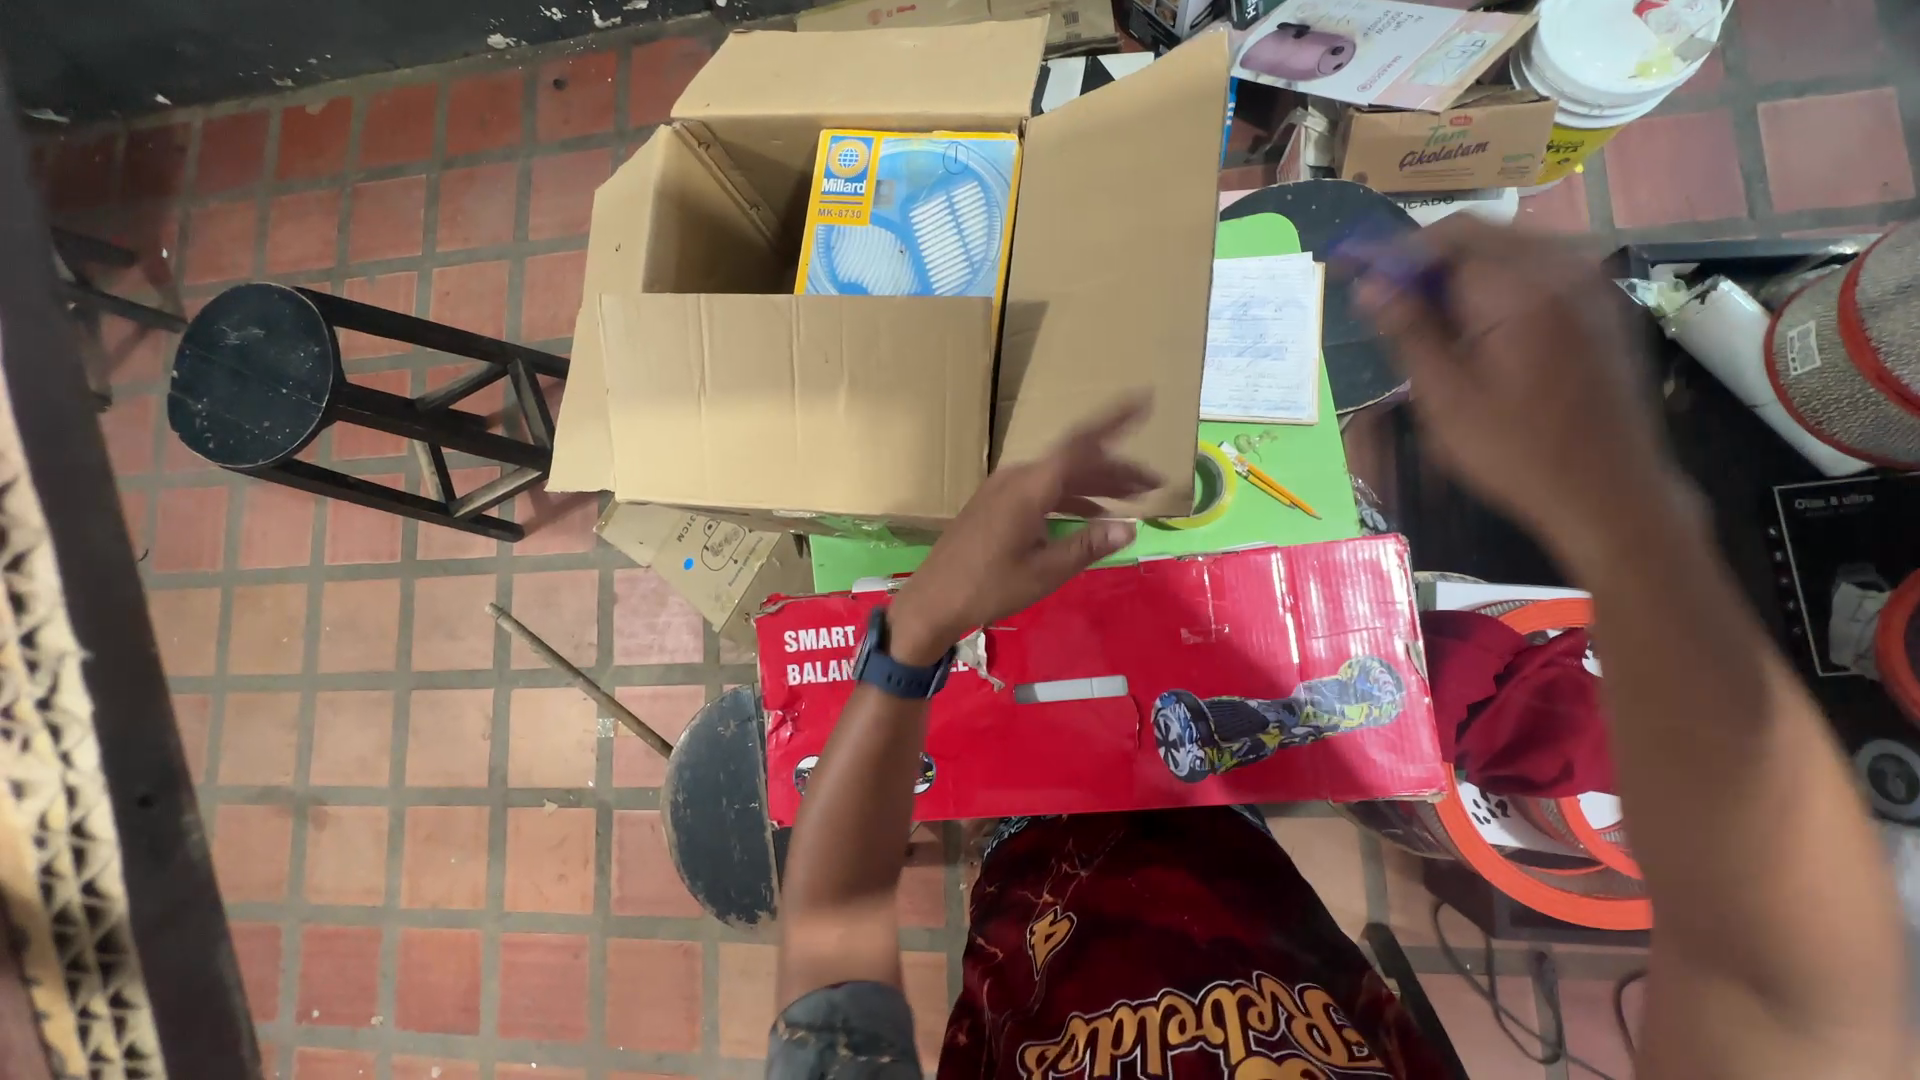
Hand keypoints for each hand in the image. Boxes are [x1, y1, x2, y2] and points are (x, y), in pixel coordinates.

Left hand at [886, 397, 1161, 663]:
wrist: (933, 600)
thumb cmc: (989, 588)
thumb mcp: (1045, 572)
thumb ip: (1087, 546)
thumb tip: (1129, 527)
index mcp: (1030, 487)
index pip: (1081, 444)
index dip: (1116, 421)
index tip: (1145, 401)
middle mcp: (1017, 477)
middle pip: (1075, 460)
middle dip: (1116, 469)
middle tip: (1153, 482)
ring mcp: (1003, 489)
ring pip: (1059, 475)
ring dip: (1095, 484)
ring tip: (1133, 497)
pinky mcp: (995, 503)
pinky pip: (1042, 488)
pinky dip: (1070, 496)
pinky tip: (1091, 514)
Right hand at [1350, 218, 1694, 566]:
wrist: (1608, 491)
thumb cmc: (1515, 453)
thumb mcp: (1444, 398)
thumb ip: (1408, 332)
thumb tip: (1370, 287)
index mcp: (1519, 292)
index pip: (1444, 240)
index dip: (1390, 251)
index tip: (1352, 269)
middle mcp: (1563, 271)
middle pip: (1479, 232)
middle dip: (1424, 255)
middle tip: (1383, 294)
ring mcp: (1590, 285)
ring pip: (1510, 245)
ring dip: (1459, 265)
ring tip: (1423, 310)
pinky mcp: (1600, 305)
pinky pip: (1540, 266)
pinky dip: (1495, 278)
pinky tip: (1474, 319)